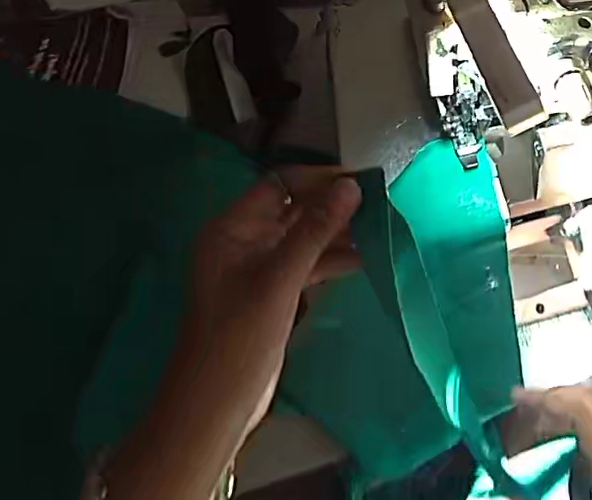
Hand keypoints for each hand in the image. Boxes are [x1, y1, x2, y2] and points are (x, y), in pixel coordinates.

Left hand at [186, 169, 362, 430]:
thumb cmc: (237, 339)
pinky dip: (334, 258)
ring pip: (306, 235)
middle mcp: (246, 240)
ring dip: (339, 232)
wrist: (213, 412)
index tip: (358, 180)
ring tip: (378, 227)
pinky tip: (366, 257)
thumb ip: (316, 230)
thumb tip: (351, 186)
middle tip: (377, 202)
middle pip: (296, 208)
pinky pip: (309, 261)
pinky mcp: (275, 290)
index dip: (318, 179)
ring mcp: (260, 266)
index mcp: (233, 228)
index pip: (281, 183)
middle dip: (334, 205)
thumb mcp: (279, 280)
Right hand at [505, 387, 591, 499]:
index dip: (544, 399)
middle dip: (551, 406)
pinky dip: (579, 443)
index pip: (582, 407)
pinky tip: (563, 469)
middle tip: (516, 423)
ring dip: (564, 423)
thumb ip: (543, 496)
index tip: (515, 401)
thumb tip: (502, 493)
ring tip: (532, 442)